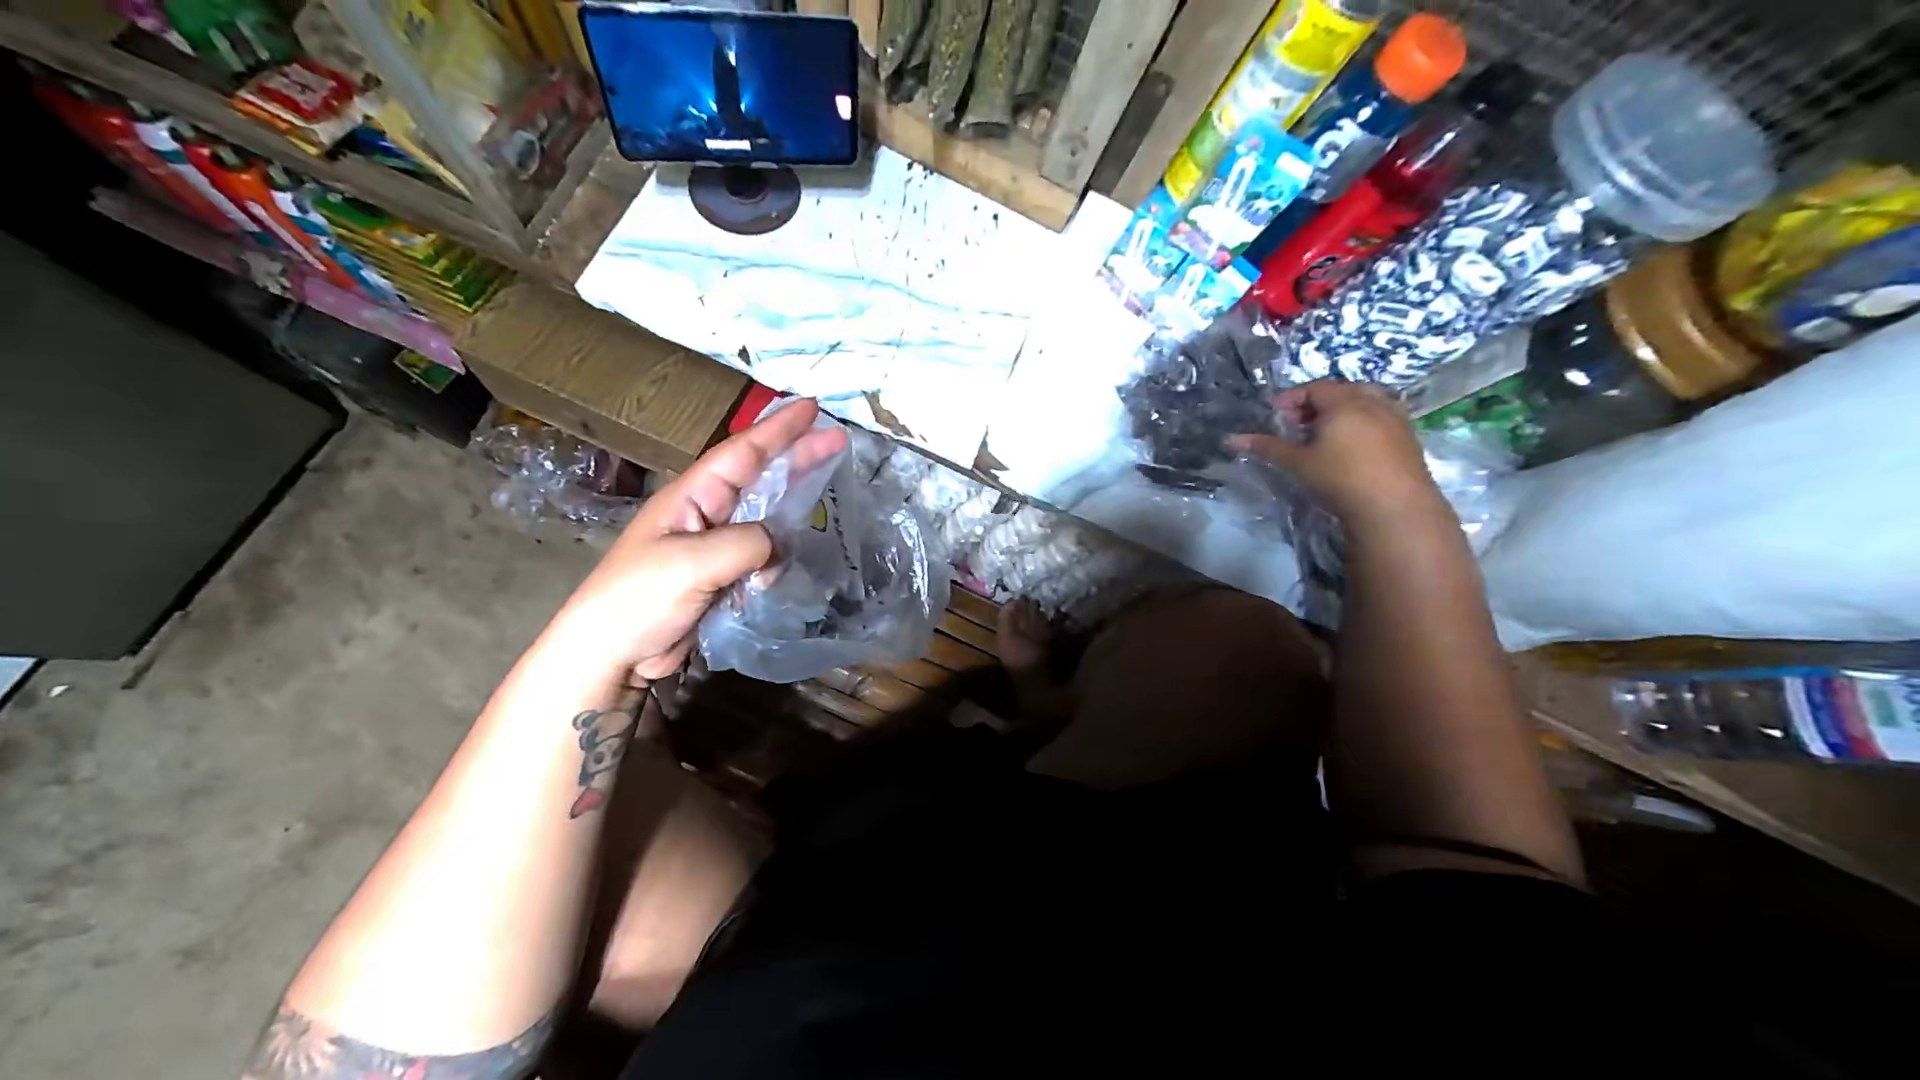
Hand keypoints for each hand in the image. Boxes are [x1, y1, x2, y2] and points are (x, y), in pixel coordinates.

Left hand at [547, 399, 847, 683]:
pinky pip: (761, 553)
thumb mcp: (690, 563)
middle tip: (837, 440)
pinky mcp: (720, 576)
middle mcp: (705, 513)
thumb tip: (779, 544)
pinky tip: (800, 551)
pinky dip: (782, 550)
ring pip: (764, 515)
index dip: (779, 430)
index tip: (813, 408)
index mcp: (691, 497)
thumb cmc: (638, 599)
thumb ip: (746, 544)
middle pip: (759, 476)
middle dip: (797, 455)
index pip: (742, 453)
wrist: (610, 656)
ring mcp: (712, 546)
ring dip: (794, 502)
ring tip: (828, 489)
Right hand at [1226, 379, 1442, 526]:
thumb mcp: (1296, 463)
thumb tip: (1230, 439)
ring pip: (1365, 402)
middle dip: (1317, 403)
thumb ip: (1266, 447)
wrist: (1393, 506)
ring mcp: (1395, 418)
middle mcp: (1372, 402)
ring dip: (1342, 412)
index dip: (1292, 397)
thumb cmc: (1338, 478)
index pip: (1314, 388)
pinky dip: (1362, 423)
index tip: (1276, 413)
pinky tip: (1352, 446)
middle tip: (1299, 423)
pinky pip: (1381, 418)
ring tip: (1326, 434)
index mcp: (1343, 403)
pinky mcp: (1408, 437)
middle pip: (1341, 391)